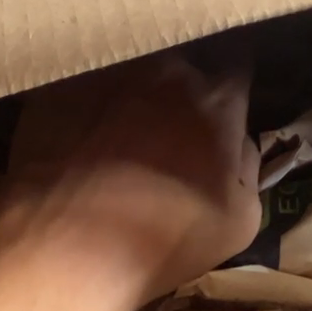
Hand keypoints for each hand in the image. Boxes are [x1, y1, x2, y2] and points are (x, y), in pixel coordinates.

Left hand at [0, 52, 262, 305]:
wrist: (65, 245)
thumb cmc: (160, 240)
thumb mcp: (239, 221)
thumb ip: (247, 163)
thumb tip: (237, 139)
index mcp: (216, 96)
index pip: (239, 65)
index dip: (233, 84)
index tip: (227, 103)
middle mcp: (166, 68)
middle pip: (183, 66)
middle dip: (181, 90)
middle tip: (170, 128)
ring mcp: (111, 71)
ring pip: (134, 72)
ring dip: (135, 95)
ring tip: (121, 135)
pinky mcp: (64, 83)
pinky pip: (88, 86)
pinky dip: (91, 106)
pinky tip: (80, 140)